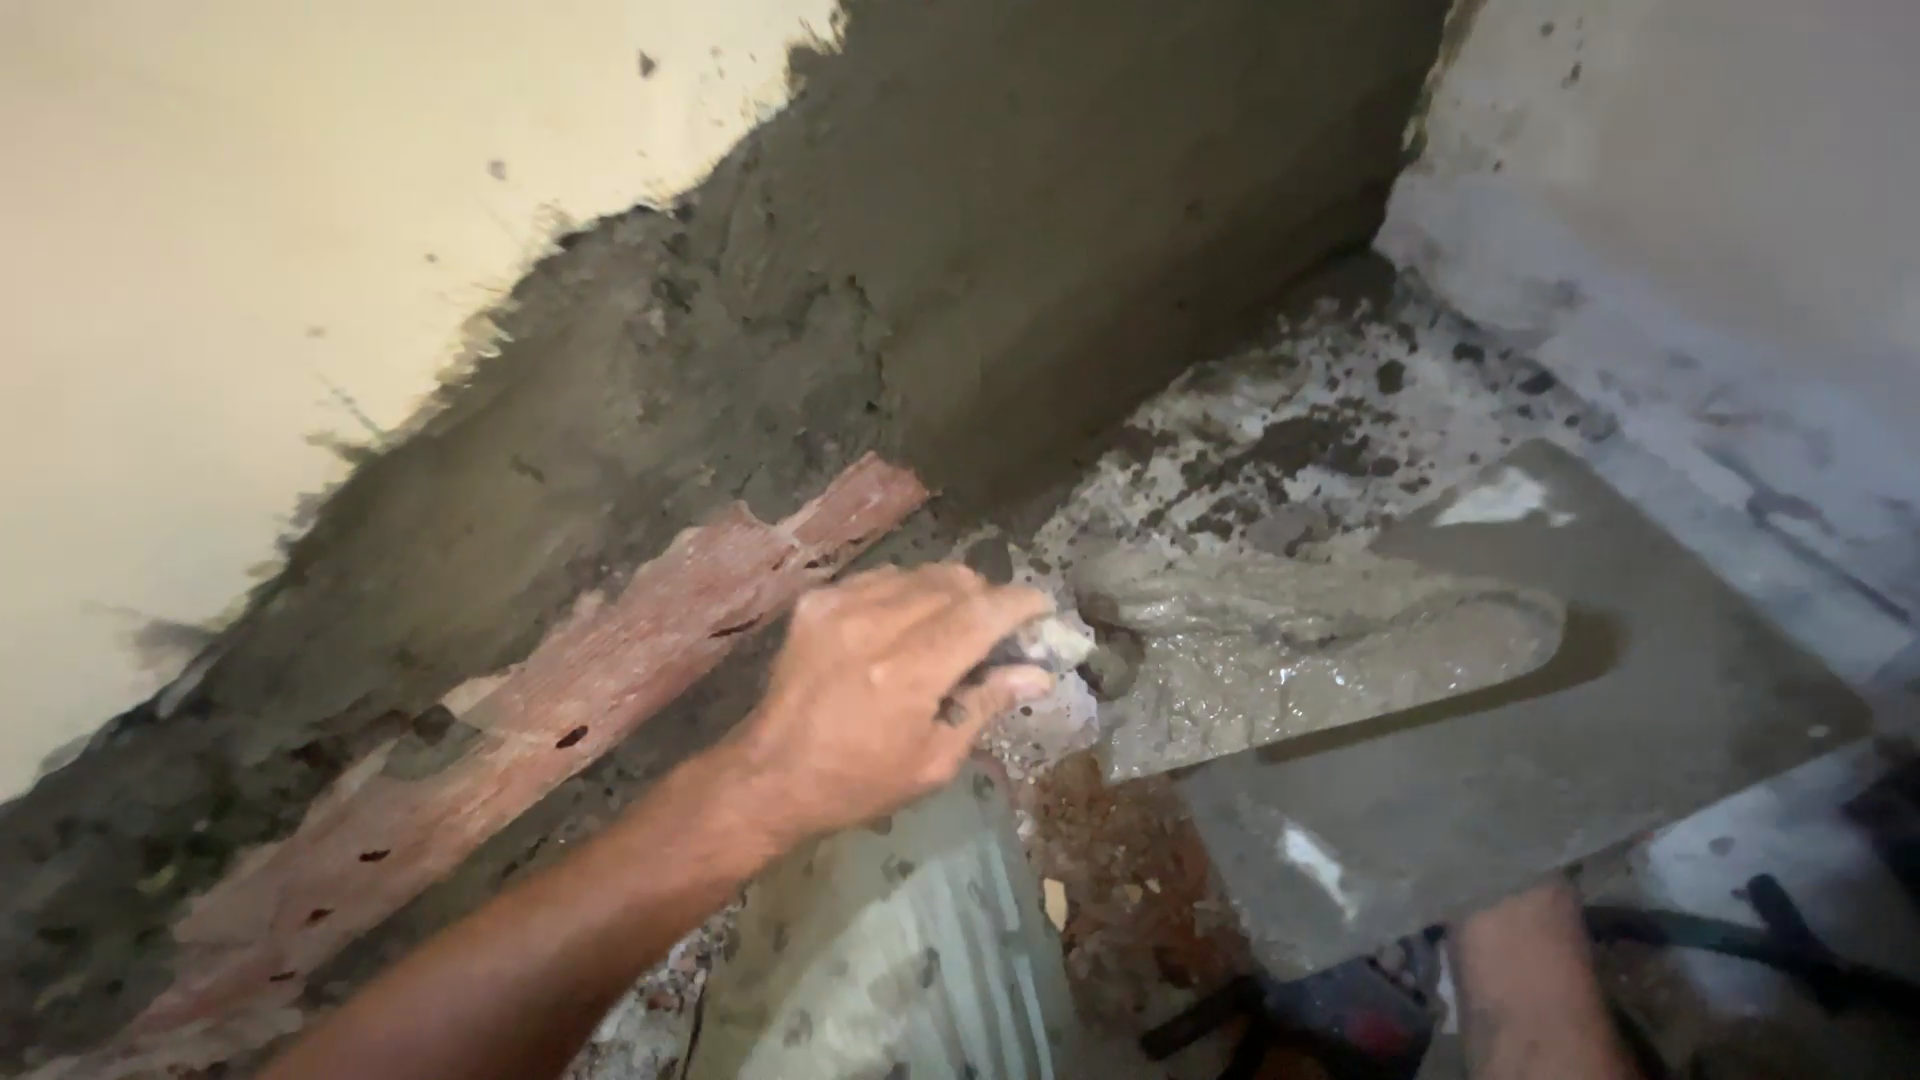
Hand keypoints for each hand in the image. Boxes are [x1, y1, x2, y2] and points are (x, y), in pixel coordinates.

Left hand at [730, 563, 1055, 844]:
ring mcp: (840, 605)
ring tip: (953, 625)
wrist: (769, 775)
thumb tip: (1038, 673)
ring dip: (950, 592)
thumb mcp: (934, 761)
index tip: (1042, 609)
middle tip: (998, 628)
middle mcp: (873, 624)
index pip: (981, 612)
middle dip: (988, 597)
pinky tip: (906, 623)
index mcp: (907, 672)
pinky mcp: (816, 601)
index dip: (1021, 603)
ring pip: (920, 571)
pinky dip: (908, 592)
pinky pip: (883, 577)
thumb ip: (986, 704)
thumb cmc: (858, 782)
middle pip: (955, 581)